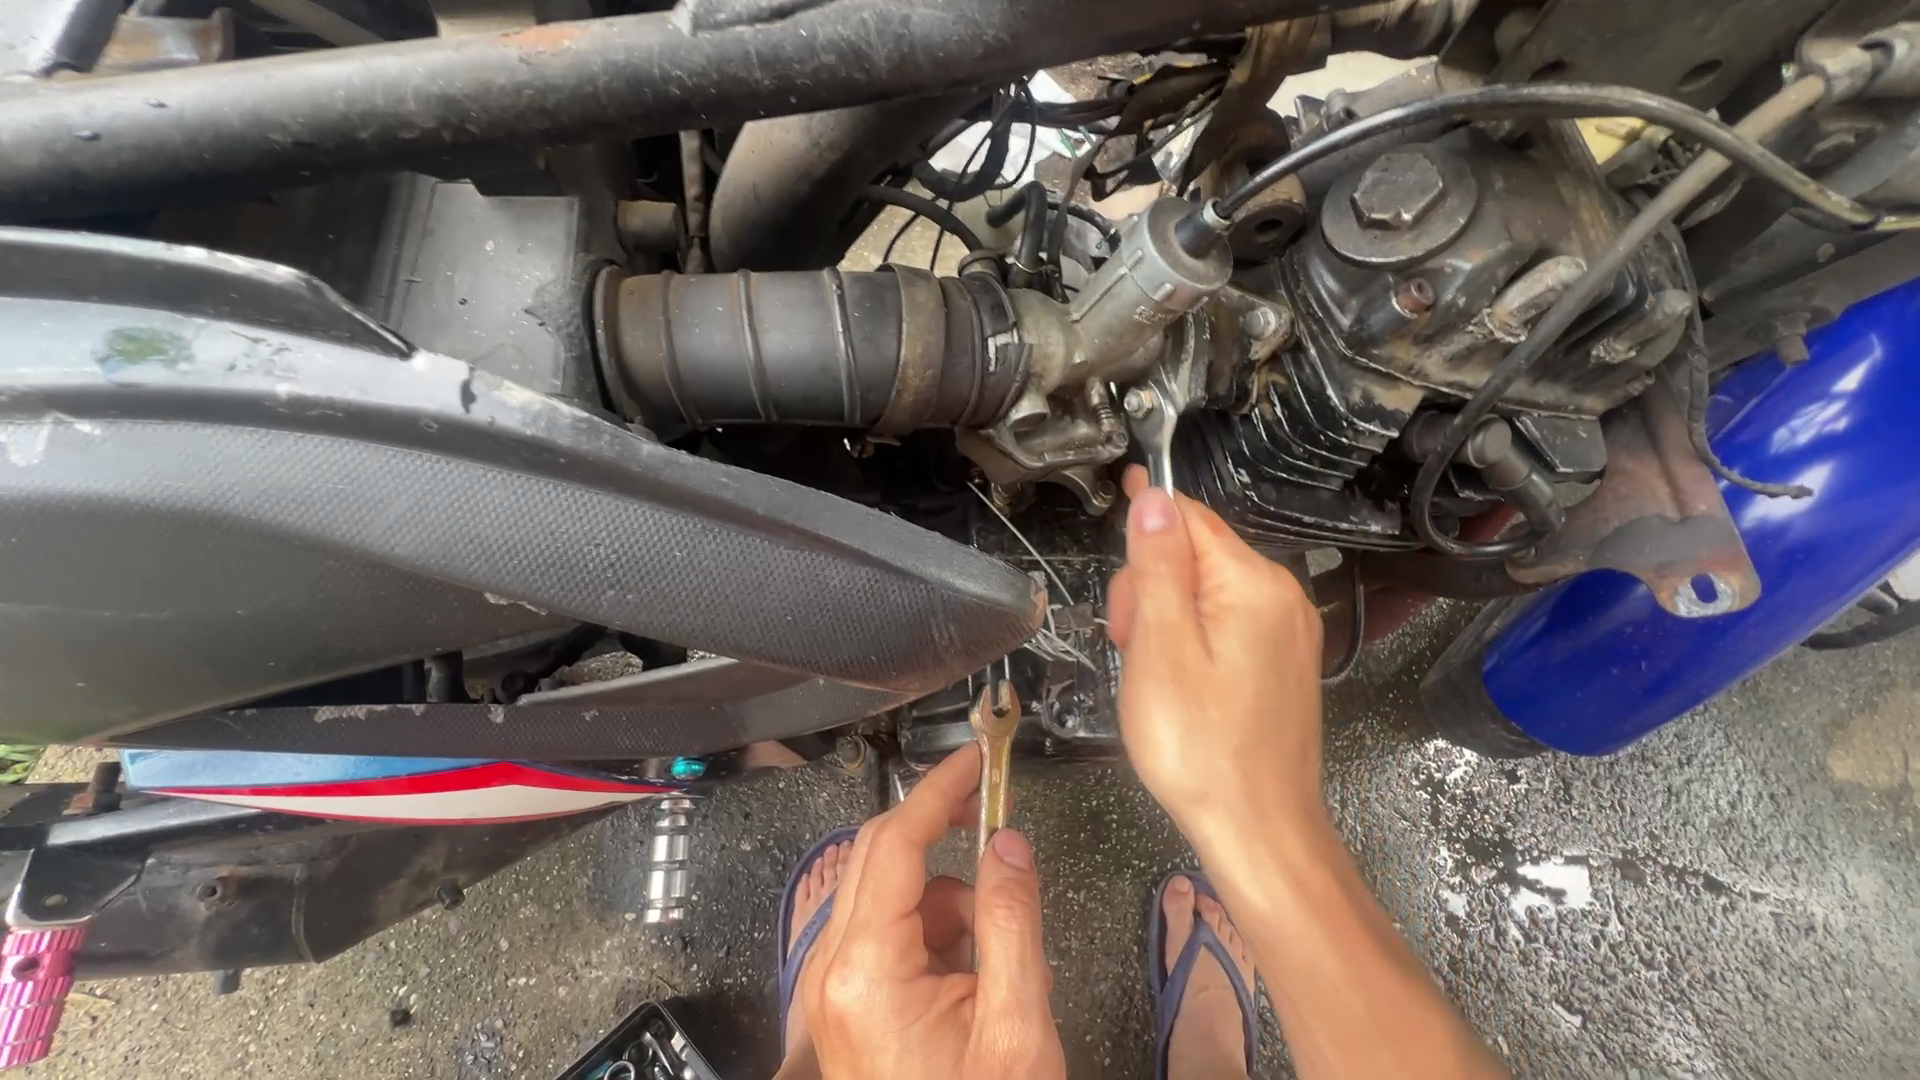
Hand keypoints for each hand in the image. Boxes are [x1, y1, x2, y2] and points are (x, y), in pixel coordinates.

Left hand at [801, 743, 1065, 1079]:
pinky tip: (972, 969)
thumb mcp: (1017, 1024)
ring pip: (891, 888)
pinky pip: (893, 926)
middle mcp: (837, 969)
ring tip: (994, 947)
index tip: (974, 759)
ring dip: (946, 891)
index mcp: (867, 970)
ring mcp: (839, 984)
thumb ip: (1010, 919)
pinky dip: (936, 925)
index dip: (938, 790)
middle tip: (993, 816)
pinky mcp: (852, 997)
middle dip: (941, 828)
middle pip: (882, 854)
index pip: (897, 842)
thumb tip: (1008, 842)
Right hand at [1106, 465, 1327, 844]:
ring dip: (1165, 615)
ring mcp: (1284, 632)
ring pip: (1204, 591)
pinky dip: (1189, 637)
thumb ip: (1155, 567)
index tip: (1120, 494)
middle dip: (1149, 584)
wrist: (1257, 830)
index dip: (1146, 512)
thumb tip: (1153, 501)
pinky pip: (1222, 623)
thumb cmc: (1202, 748)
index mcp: (1252, 584)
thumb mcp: (1160, 648)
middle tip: (1131, 641)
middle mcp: (1279, 598)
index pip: (1189, 517)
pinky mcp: (1278, 661)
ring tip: (1151, 671)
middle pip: (1193, 554)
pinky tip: (1175, 679)